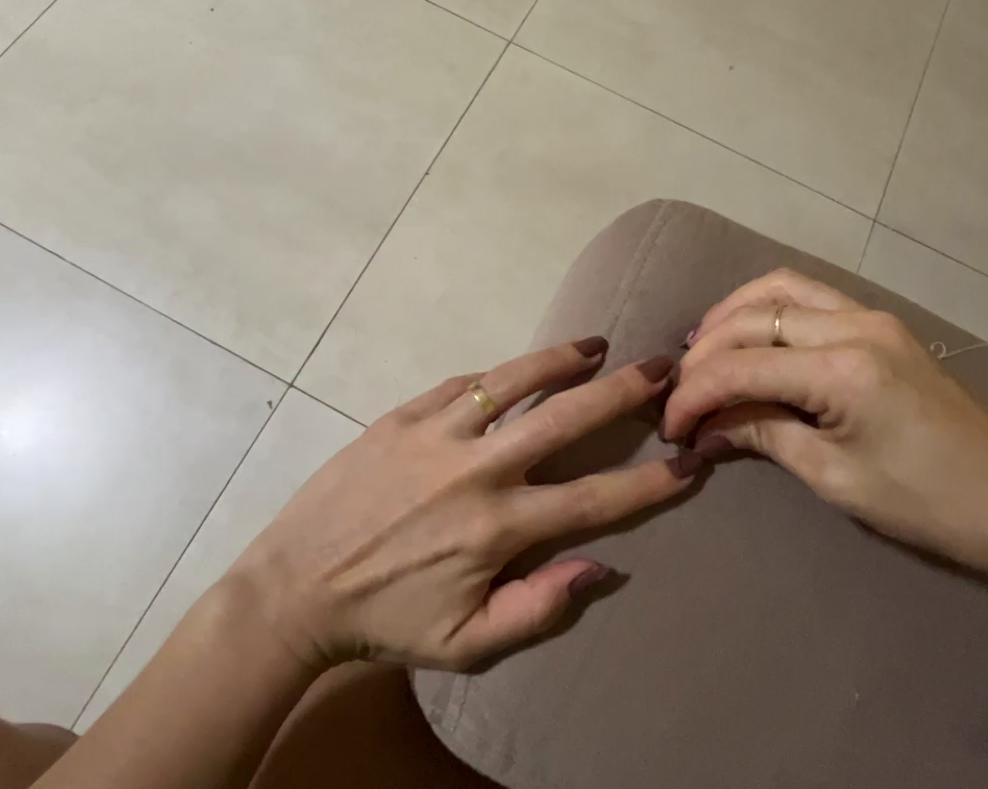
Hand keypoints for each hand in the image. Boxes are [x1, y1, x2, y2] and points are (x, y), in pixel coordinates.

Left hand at [227, 340, 687, 671]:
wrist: (296, 586)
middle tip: (661, 367)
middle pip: (566, 419)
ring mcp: (436, 435)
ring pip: (513, 382)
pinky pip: (461, 384)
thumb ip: (538, 609)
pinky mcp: (401, 417)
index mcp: (499, 528)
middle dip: (623, 392)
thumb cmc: (388, 621)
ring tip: (598, 346)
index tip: (691, 459)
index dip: (650, 481)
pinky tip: (518, 370)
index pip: (595, 499)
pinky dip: (497, 375)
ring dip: (561, 359)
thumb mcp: (467, 642)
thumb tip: (602, 567)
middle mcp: (476, 470)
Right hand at [662, 269, 987, 579]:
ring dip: (731, 316)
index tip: (670, 428)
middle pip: (752, 319)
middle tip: (679, 397)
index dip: (694, 395)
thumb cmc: (928, 505)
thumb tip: (706, 427)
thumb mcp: (833, 477)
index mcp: (844, 369)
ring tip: (702, 353)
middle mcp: (855, 326)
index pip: (740, 366)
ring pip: (779, 289)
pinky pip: (810, 295)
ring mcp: (873, 318)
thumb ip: (763, 435)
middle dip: (704, 357)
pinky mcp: (883, 325)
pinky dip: (767, 309)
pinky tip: (750, 337)